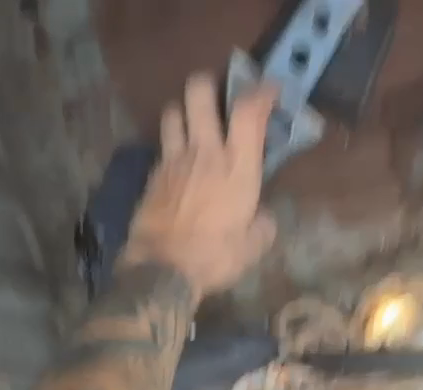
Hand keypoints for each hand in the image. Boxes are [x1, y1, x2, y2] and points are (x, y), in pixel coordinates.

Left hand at [120, 75, 278, 298]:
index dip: (261, 91)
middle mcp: (205, 152)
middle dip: (210, 85)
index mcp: (237, 168)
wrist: (162, 271)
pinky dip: (171, 147)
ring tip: (192, 127)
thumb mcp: (251, 249)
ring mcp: (173, 160)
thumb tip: (262, 217)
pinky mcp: (152, 175)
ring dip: (184, 112)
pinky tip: (178, 164)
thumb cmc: (213, 258)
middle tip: (219, 98)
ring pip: (173, 111)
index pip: (248, 110)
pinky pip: (162, 146)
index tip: (270, 90)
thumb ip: (262, 226)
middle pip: (200, 91)